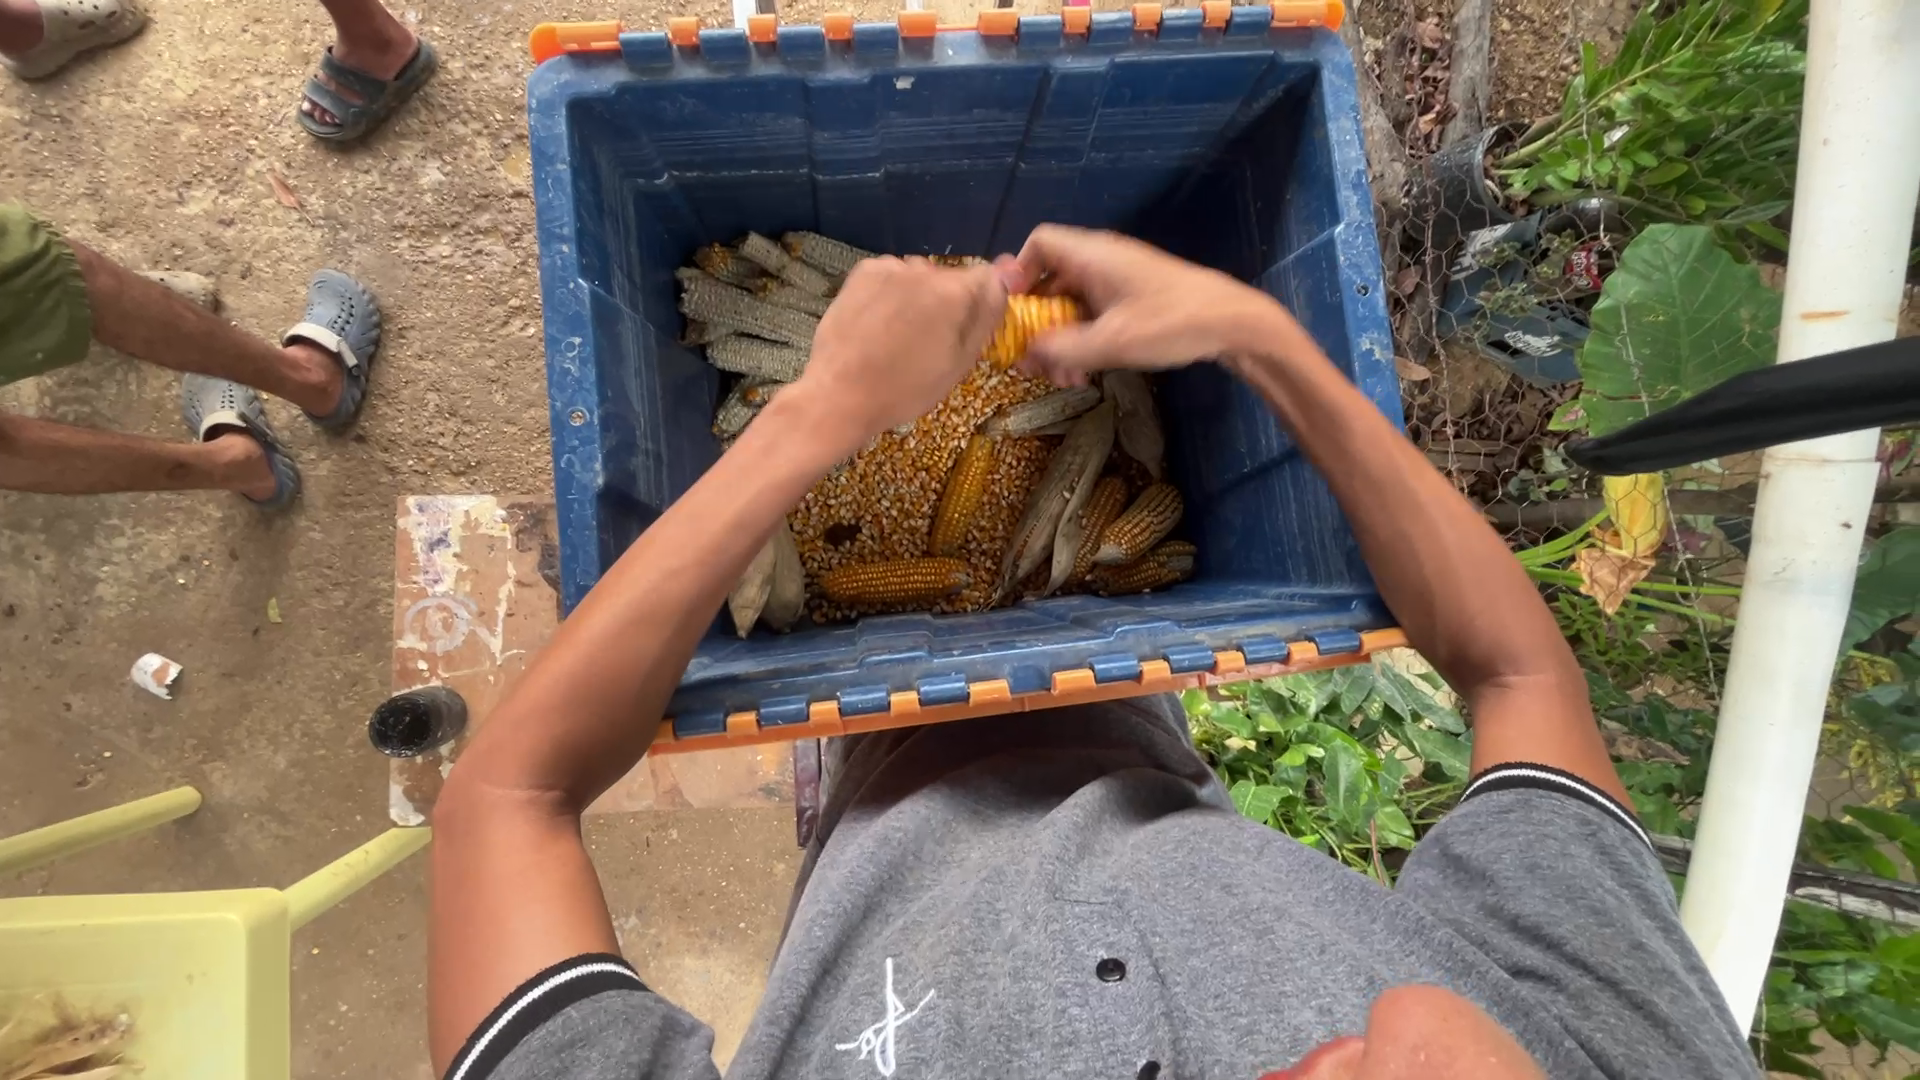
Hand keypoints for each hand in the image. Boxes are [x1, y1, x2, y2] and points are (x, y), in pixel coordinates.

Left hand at [791, 257, 1011, 445]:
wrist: (841, 394)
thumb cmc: (906, 390)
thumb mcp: (959, 364)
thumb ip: (986, 317)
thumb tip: (1008, 276)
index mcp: (956, 294)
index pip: (989, 280)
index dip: (981, 305)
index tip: (966, 329)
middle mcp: (926, 270)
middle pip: (953, 279)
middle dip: (949, 303)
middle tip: (929, 342)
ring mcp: (892, 267)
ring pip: (921, 278)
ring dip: (919, 298)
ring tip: (898, 336)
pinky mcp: (864, 272)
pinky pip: (893, 277)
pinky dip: (892, 294)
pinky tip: (879, 324)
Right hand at [998, 225, 1285, 385]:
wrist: (1231, 324)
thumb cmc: (1170, 324)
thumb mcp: (1110, 343)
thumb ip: (1061, 350)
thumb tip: (1023, 356)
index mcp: (1093, 256)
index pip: (1039, 244)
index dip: (1018, 274)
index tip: (1012, 312)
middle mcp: (1100, 261)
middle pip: (1049, 282)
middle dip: (1038, 325)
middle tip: (1035, 362)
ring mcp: (1116, 280)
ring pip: (1070, 305)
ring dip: (1060, 341)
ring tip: (1065, 378)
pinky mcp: (1130, 299)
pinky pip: (1091, 315)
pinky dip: (1081, 341)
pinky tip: (1086, 373)